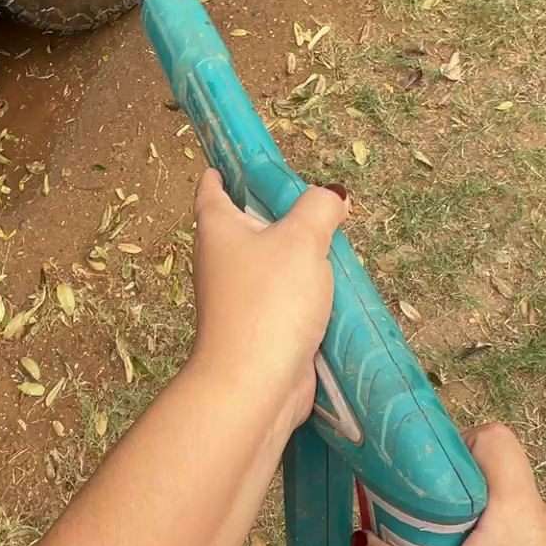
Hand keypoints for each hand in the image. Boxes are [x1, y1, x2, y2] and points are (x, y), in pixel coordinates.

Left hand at [187, 168, 347, 429]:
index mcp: (218, 228)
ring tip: (333, 245)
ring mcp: (236, 296)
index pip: (212, 189)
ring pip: (268, 263)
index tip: (235, 162)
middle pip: (246, 224)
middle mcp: (220, 259)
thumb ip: (319, 208)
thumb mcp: (302, 239)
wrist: (255, 382)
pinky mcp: (257, 326)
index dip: (223, 172)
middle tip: (312, 203)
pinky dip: (302, 290)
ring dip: (295, 256)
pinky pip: (281, 296)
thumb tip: (333, 196)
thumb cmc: (269, 299)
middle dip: (276, 214)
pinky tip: (331, 289)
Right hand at [354, 424, 545, 545]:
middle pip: (479, 478)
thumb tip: (363, 544)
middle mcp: (541, 528)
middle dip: (434, 499)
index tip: (409, 483)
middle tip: (404, 539)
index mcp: (520, 518)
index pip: (491, 439)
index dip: (447, 446)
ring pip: (485, 517)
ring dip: (448, 535)